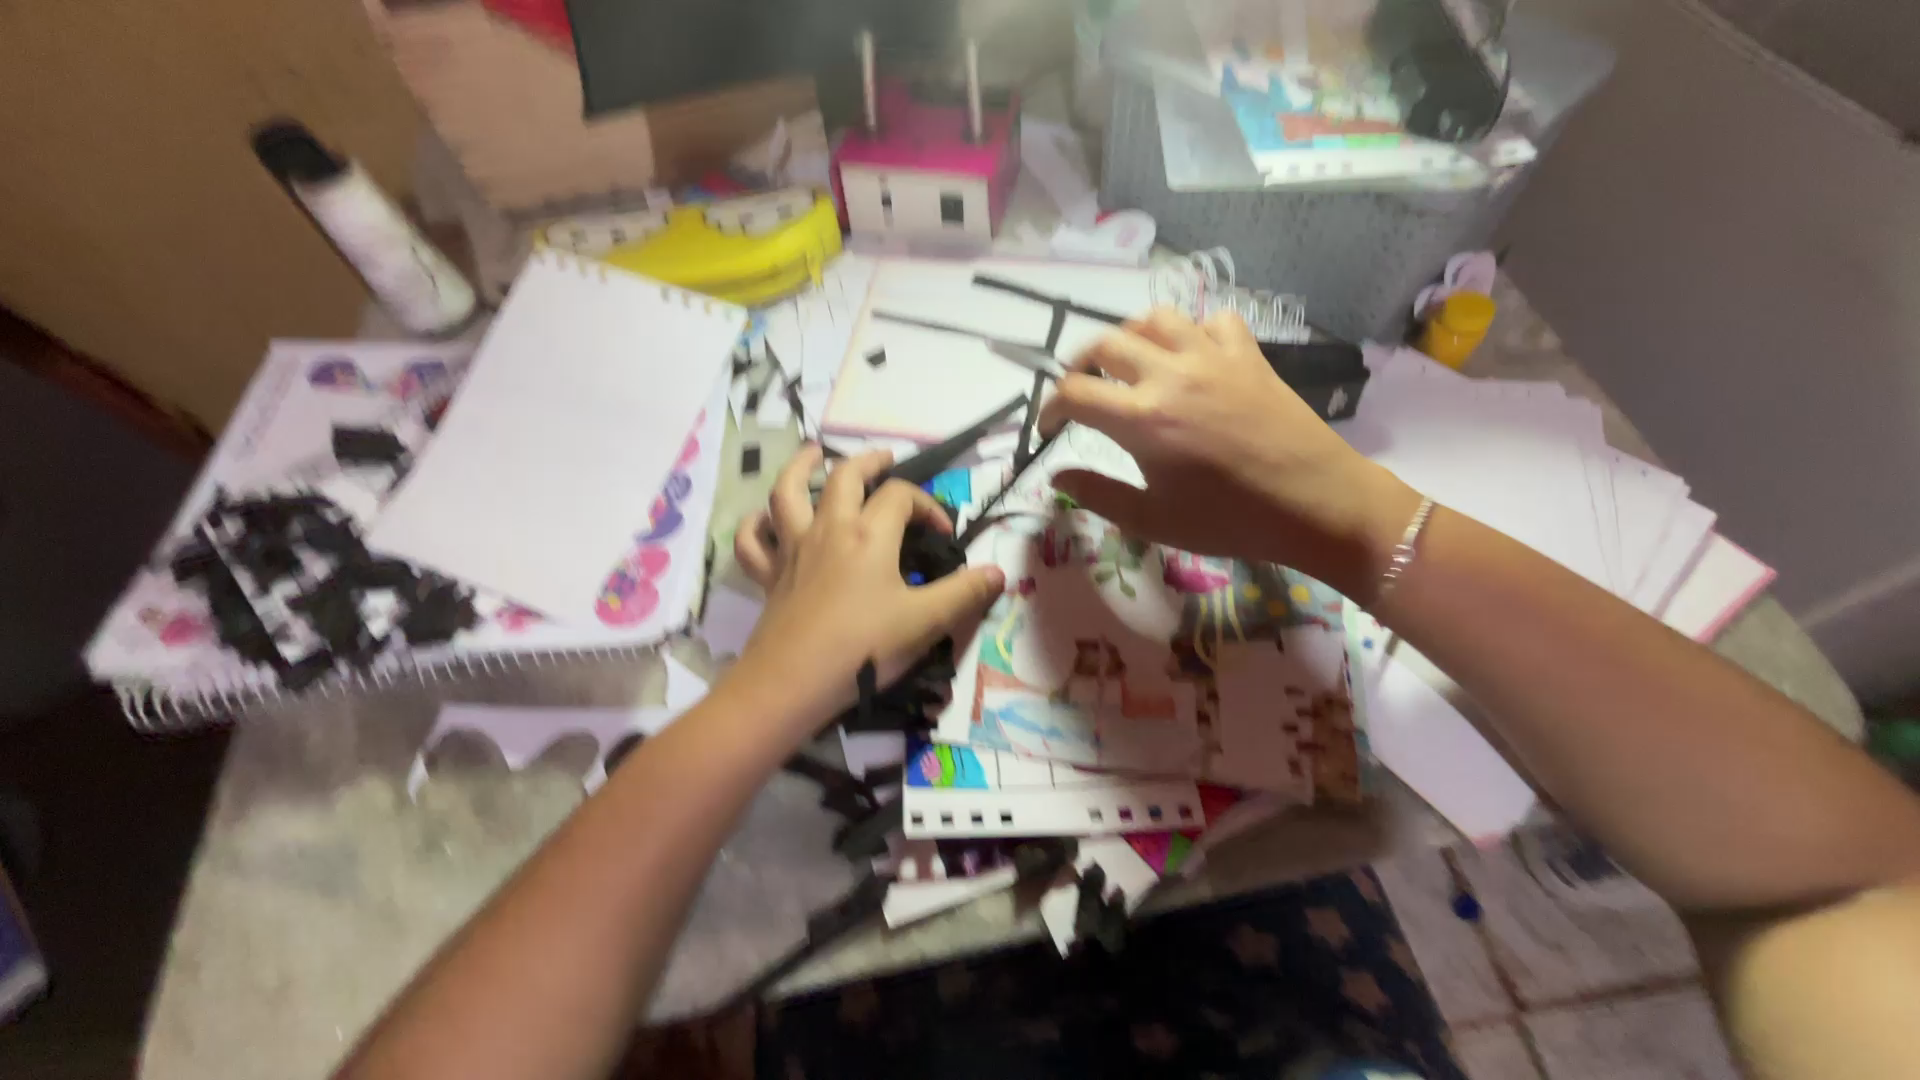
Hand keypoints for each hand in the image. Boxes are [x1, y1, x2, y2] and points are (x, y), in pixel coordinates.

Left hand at [729, 446, 1005, 734]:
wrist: (794, 682)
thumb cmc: (863, 648)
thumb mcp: (925, 622)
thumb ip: (964, 594)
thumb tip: (998, 572)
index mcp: (869, 535)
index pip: (901, 497)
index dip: (928, 505)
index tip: (944, 535)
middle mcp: (828, 529)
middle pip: (844, 477)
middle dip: (868, 463)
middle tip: (884, 458)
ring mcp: (792, 550)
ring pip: (787, 493)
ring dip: (800, 467)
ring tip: (812, 454)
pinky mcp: (769, 576)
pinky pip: (753, 542)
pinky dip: (756, 525)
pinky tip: (764, 520)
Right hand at [1037, 308, 1420, 600]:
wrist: (1315, 504)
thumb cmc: (1229, 520)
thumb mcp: (1152, 520)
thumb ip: (1098, 495)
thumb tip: (1057, 475)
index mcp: (1141, 418)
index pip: (1074, 392)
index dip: (1048, 408)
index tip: (1049, 428)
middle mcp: (1170, 374)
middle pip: (1104, 344)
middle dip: (1080, 366)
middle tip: (1081, 392)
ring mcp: (1212, 357)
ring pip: (1155, 319)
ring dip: (1131, 338)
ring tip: (1130, 365)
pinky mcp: (1248, 355)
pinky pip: (1211, 321)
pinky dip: (1192, 332)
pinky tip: (1191, 358)